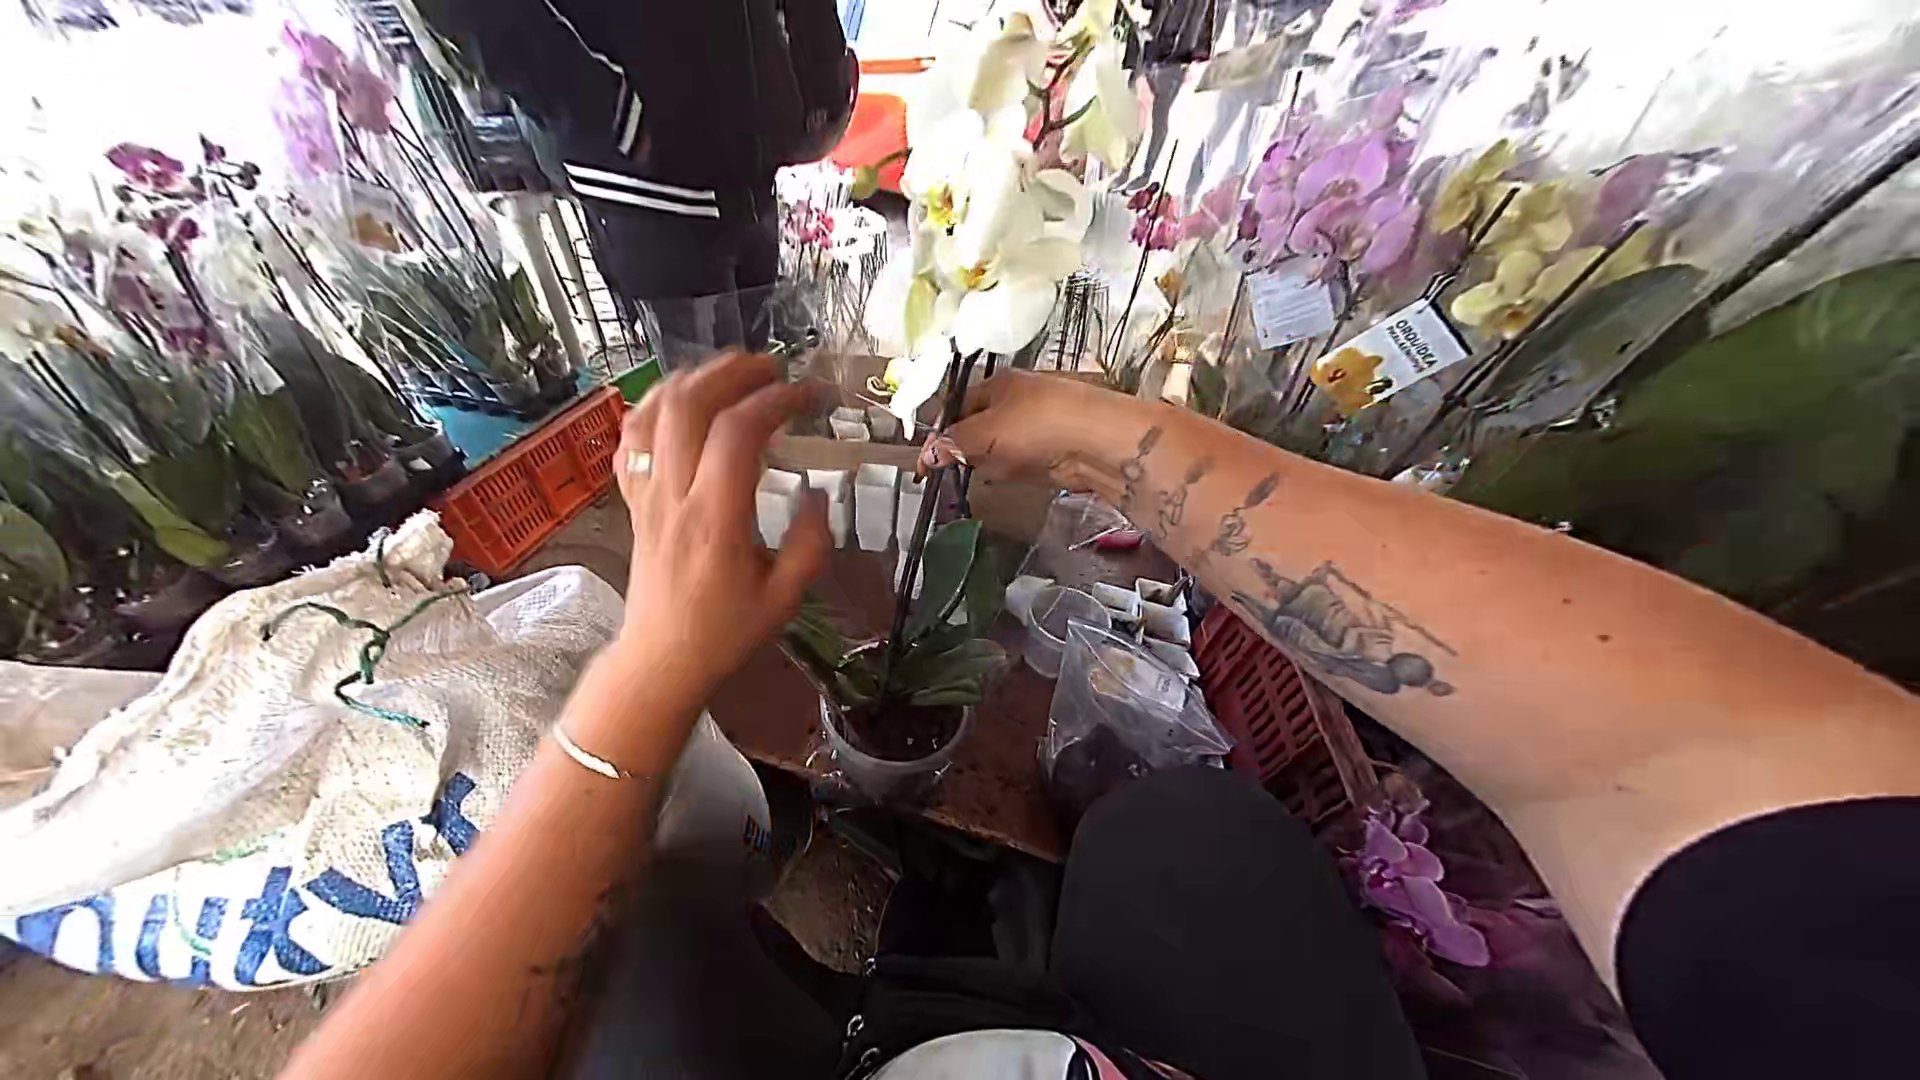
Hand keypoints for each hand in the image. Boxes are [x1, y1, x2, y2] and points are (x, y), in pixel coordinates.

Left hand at [608, 352, 829, 706]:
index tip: (810, 395)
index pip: (740, 432)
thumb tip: (819, 494)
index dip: (777, 400)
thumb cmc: (726, 632)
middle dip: (732, 372)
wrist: (661, 660)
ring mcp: (645, 494)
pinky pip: (631, 437)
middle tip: (771, 367)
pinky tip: (682, 401)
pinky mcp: (633, 500)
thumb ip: (810, 542)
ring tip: (730, 371)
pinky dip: (655, 405)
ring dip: (693, 379)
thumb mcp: (786, 597)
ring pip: (653, 412)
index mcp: (716, 519)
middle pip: (688, 405)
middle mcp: (674, 495)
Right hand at [941, 369, 1151, 501]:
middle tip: (962, 466)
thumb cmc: (1036, 425)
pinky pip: (1015, 463)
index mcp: (996, 385)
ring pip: (994, 450)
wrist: (1095, 442)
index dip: (939, 434)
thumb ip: (954, 443)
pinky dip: (1011, 471)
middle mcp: (1012, 402)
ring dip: (991, 463)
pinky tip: (1017, 473)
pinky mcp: (1044, 452)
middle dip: (966, 451)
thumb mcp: (986, 431)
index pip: (956, 408)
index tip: (924, 461)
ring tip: (1002, 467)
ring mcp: (1030, 427)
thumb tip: (927, 453)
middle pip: (974, 430)